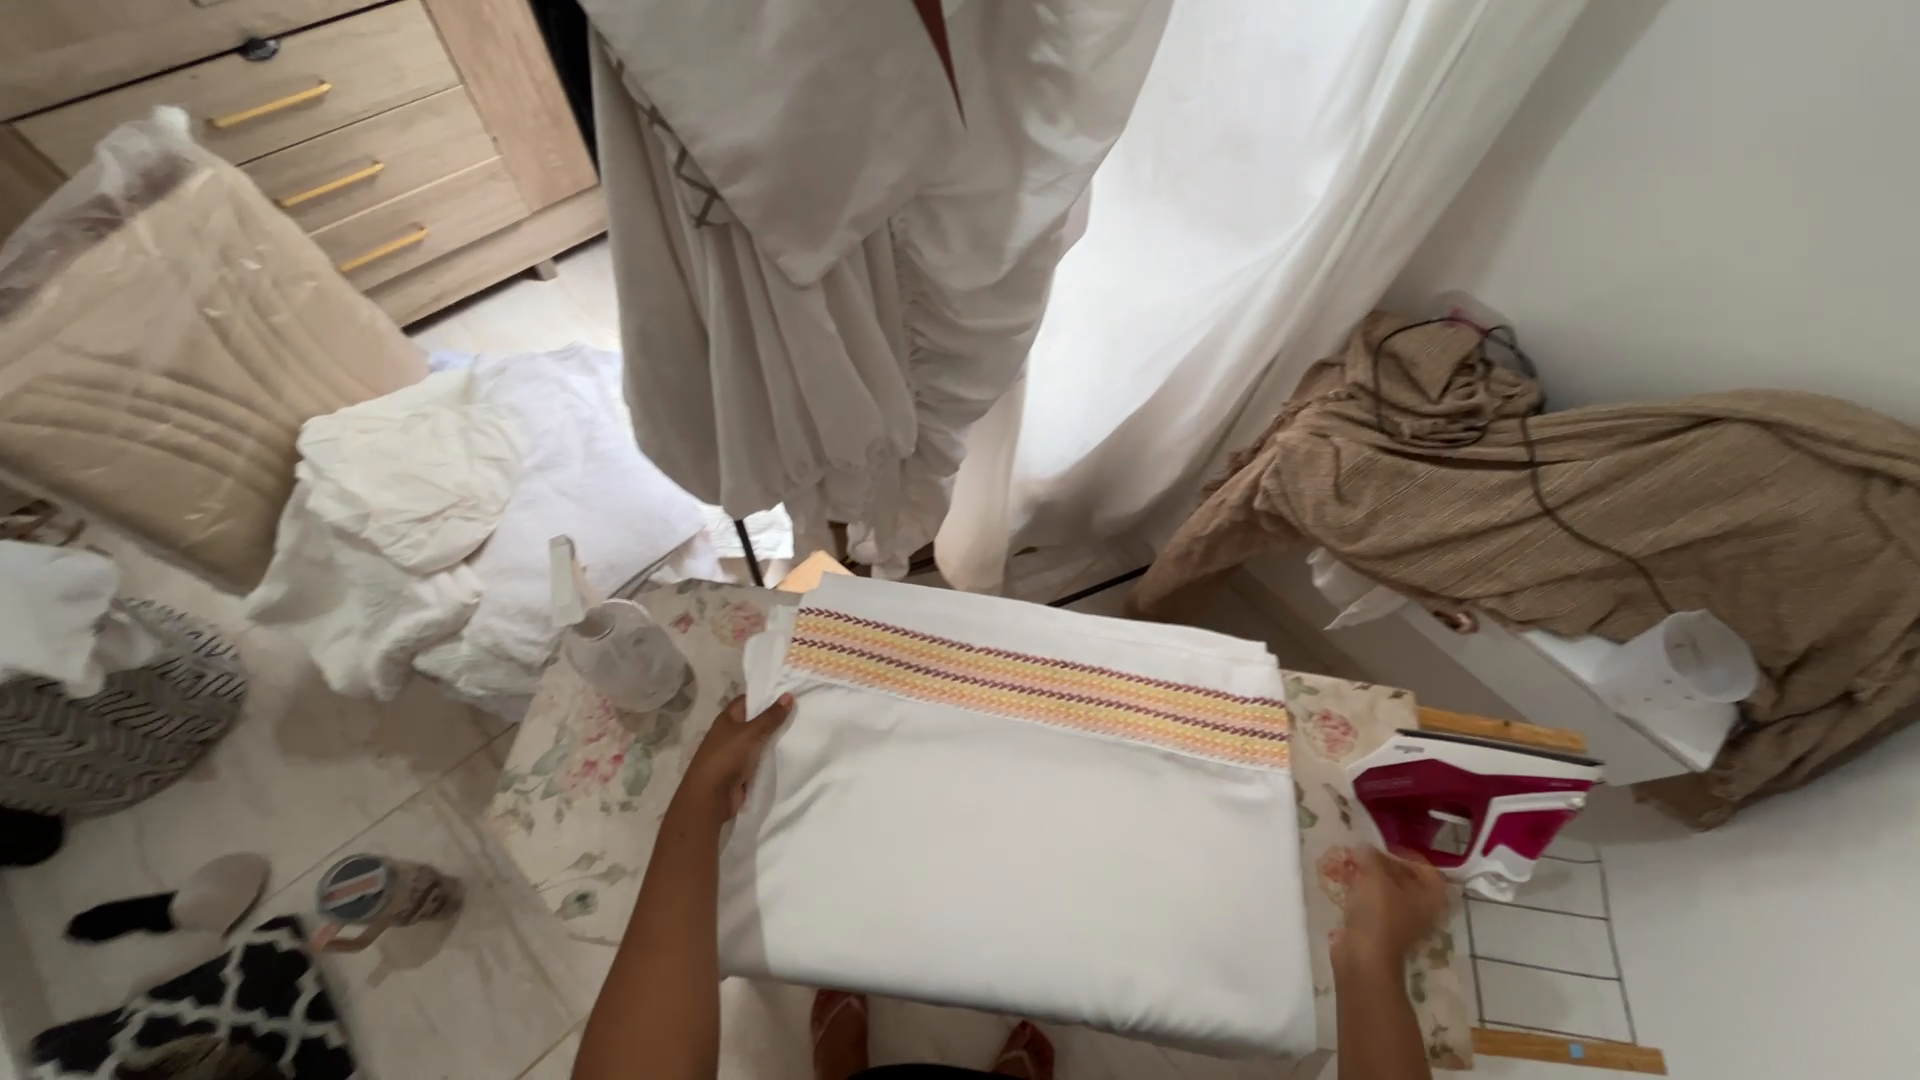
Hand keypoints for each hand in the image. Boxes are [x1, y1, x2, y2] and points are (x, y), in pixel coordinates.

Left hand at [671, 694, 793, 824]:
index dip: (765, 695)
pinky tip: (794, 750)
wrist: (711, 797)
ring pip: (762, 740)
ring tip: (803, 727)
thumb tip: (788, 695)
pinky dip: (775, 756)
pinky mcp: (745, 770)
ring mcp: (738, 753)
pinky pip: (763, 758)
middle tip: (802, 709)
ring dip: (777, 737)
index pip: (747, 700)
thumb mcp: (749, 733)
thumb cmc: (726, 757)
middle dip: (775, 717)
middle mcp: (732, 734)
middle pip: (756, 720)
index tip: (788, 692)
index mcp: (727, 720)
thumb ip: (770, 716)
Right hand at [1332, 847, 1448, 973]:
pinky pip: (1375, 905)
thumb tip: (1365, 848)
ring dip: (1370, 878)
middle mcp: (1422, 910)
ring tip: (1350, 867)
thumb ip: (1371, 857)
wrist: (1365, 957)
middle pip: (1406, 880)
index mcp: (1431, 898)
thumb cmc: (1379, 914)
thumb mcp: (1376, 877)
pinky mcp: (1383, 930)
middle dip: (1383, 865)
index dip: (1406, 854)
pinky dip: (1362, 894)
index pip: (1426, 868)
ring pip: (1388, 892)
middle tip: (1363, 854)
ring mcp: (1403, 922)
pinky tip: (1346, 886)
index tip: (1383, 847)